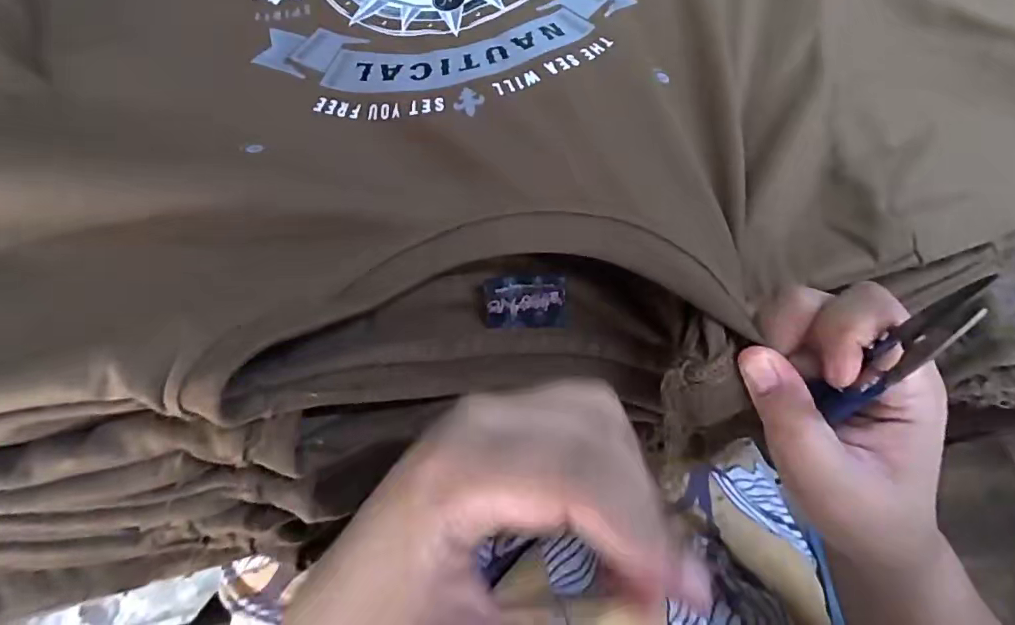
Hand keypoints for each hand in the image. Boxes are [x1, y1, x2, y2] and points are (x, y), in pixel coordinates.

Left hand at [285, 381, 709, 624]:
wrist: (329, 613)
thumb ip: (573, 617)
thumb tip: (660, 606)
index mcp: (457, 473)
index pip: (575, 475)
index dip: (638, 529)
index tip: (686, 591)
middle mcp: (476, 420)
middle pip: (593, 428)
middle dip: (641, 503)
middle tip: (669, 584)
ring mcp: (484, 411)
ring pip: (591, 410)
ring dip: (630, 477)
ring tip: (644, 553)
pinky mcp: (493, 420)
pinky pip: (572, 415)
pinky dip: (608, 460)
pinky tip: (614, 517)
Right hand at [738, 284, 947, 566]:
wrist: (867, 542)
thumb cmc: (863, 515)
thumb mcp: (827, 481)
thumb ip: (793, 421)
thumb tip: (751, 354)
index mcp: (908, 375)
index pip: (878, 309)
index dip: (846, 329)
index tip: (834, 381)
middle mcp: (878, 350)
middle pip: (835, 298)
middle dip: (802, 329)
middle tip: (789, 379)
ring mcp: (844, 349)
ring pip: (803, 305)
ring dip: (779, 336)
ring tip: (779, 386)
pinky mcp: (815, 355)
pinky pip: (783, 325)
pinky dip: (768, 344)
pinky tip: (773, 382)